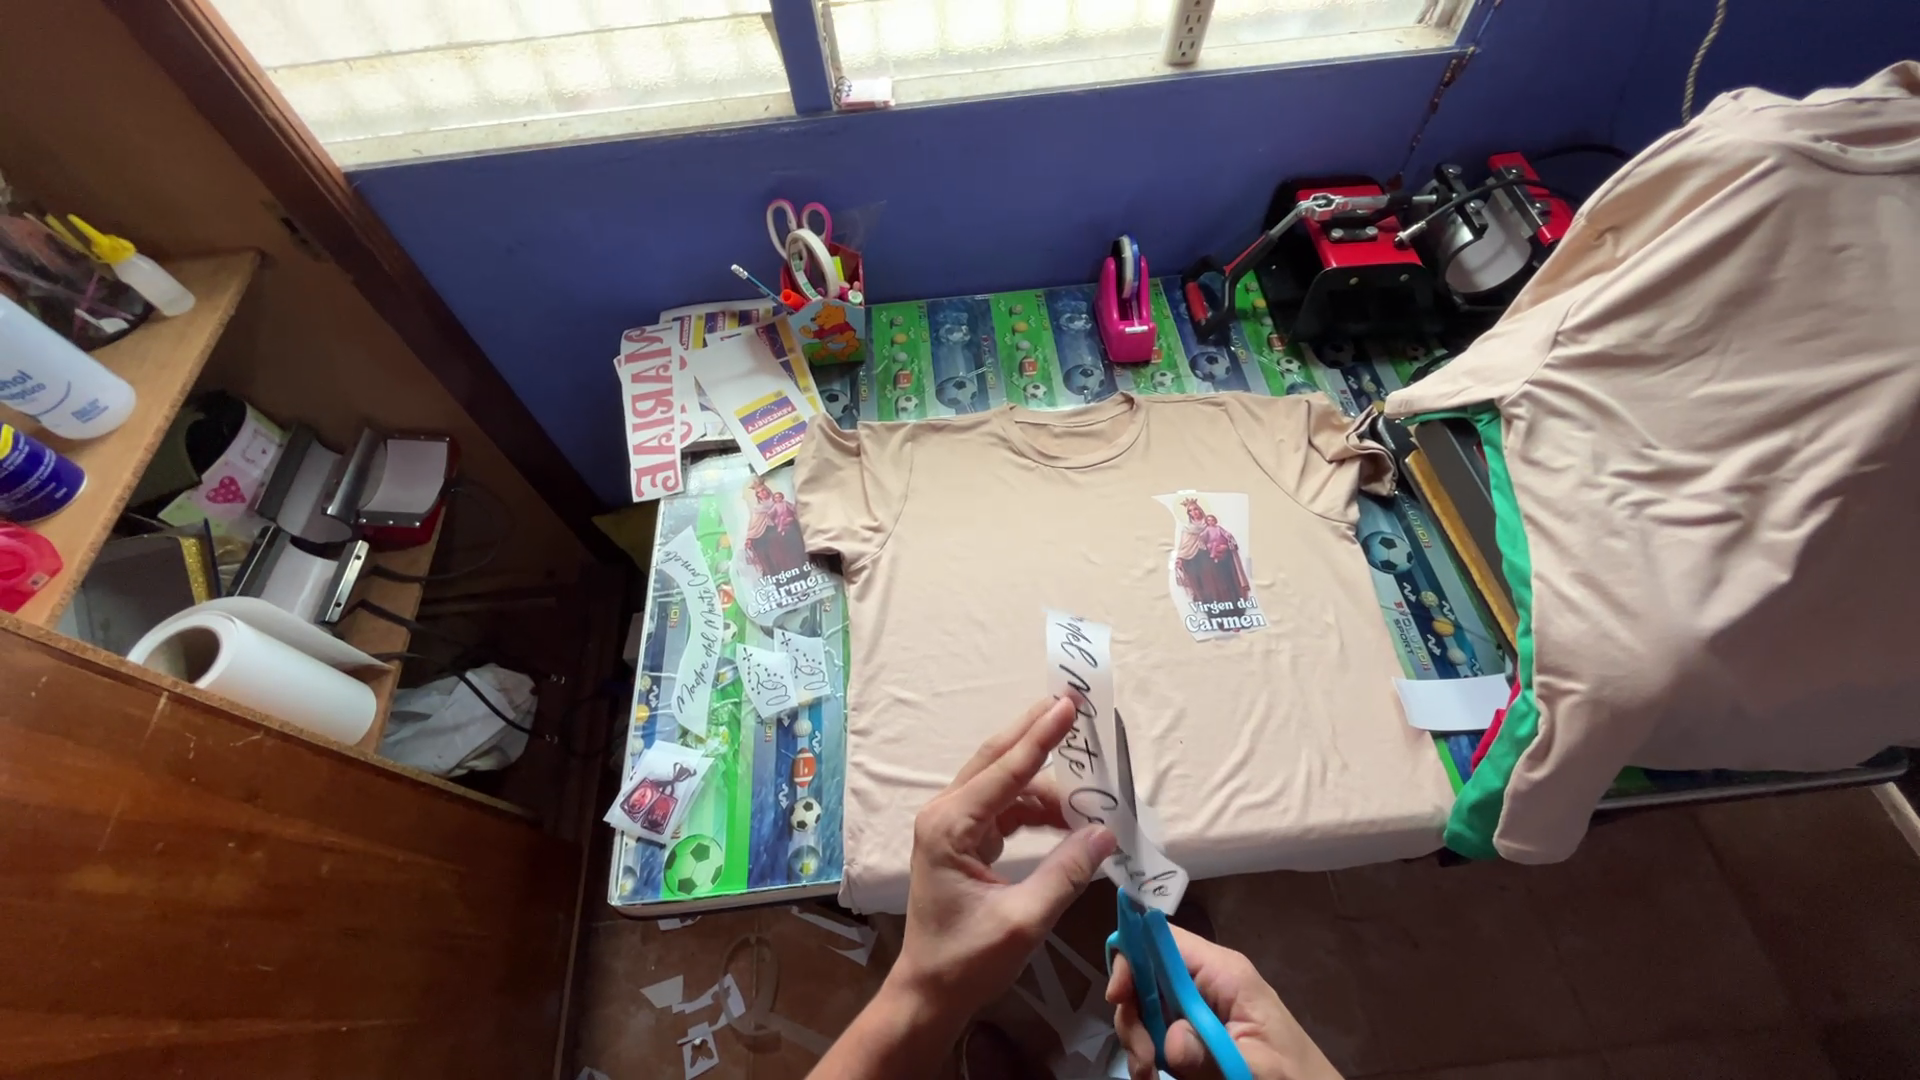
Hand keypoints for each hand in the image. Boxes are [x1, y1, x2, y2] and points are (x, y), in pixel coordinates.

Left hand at [885, 697, 1119, 1025]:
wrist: (929, 992)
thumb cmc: (968, 961)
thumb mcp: (1024, 921)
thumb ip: (1066, 872)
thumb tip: (1107, 832)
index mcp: (950, 825)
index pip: (1005, 770)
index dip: (1041, 737)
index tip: (1068, 705)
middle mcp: (947, 812)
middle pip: (997, 759)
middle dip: (1036, 732)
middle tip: (1073, 705)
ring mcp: (954, 822)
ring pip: (1005, 782)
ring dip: (1045, 783)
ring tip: (1087, 785)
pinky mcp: (965, 836)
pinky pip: (1006, 806)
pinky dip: (1037, 808)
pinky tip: (1067, 820)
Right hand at [1106, 925, 1342, 1079]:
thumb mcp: (1261, 1071)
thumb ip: (1210, 1055)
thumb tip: (1169, 1042)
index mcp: (1222, 972)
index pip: (1160, 938)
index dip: (1131, 956)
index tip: (1119, 998)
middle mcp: (1206, 981)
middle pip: (1146, 976)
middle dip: (1133, 1016)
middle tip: (1143, 1063)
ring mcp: (1199, 1010)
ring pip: (1146, 1009)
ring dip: (1139, 1043)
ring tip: (1148, 1078)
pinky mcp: (1197, 1036)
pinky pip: (1159, 1036)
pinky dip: (1150, 1058)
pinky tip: (1154, 1079)